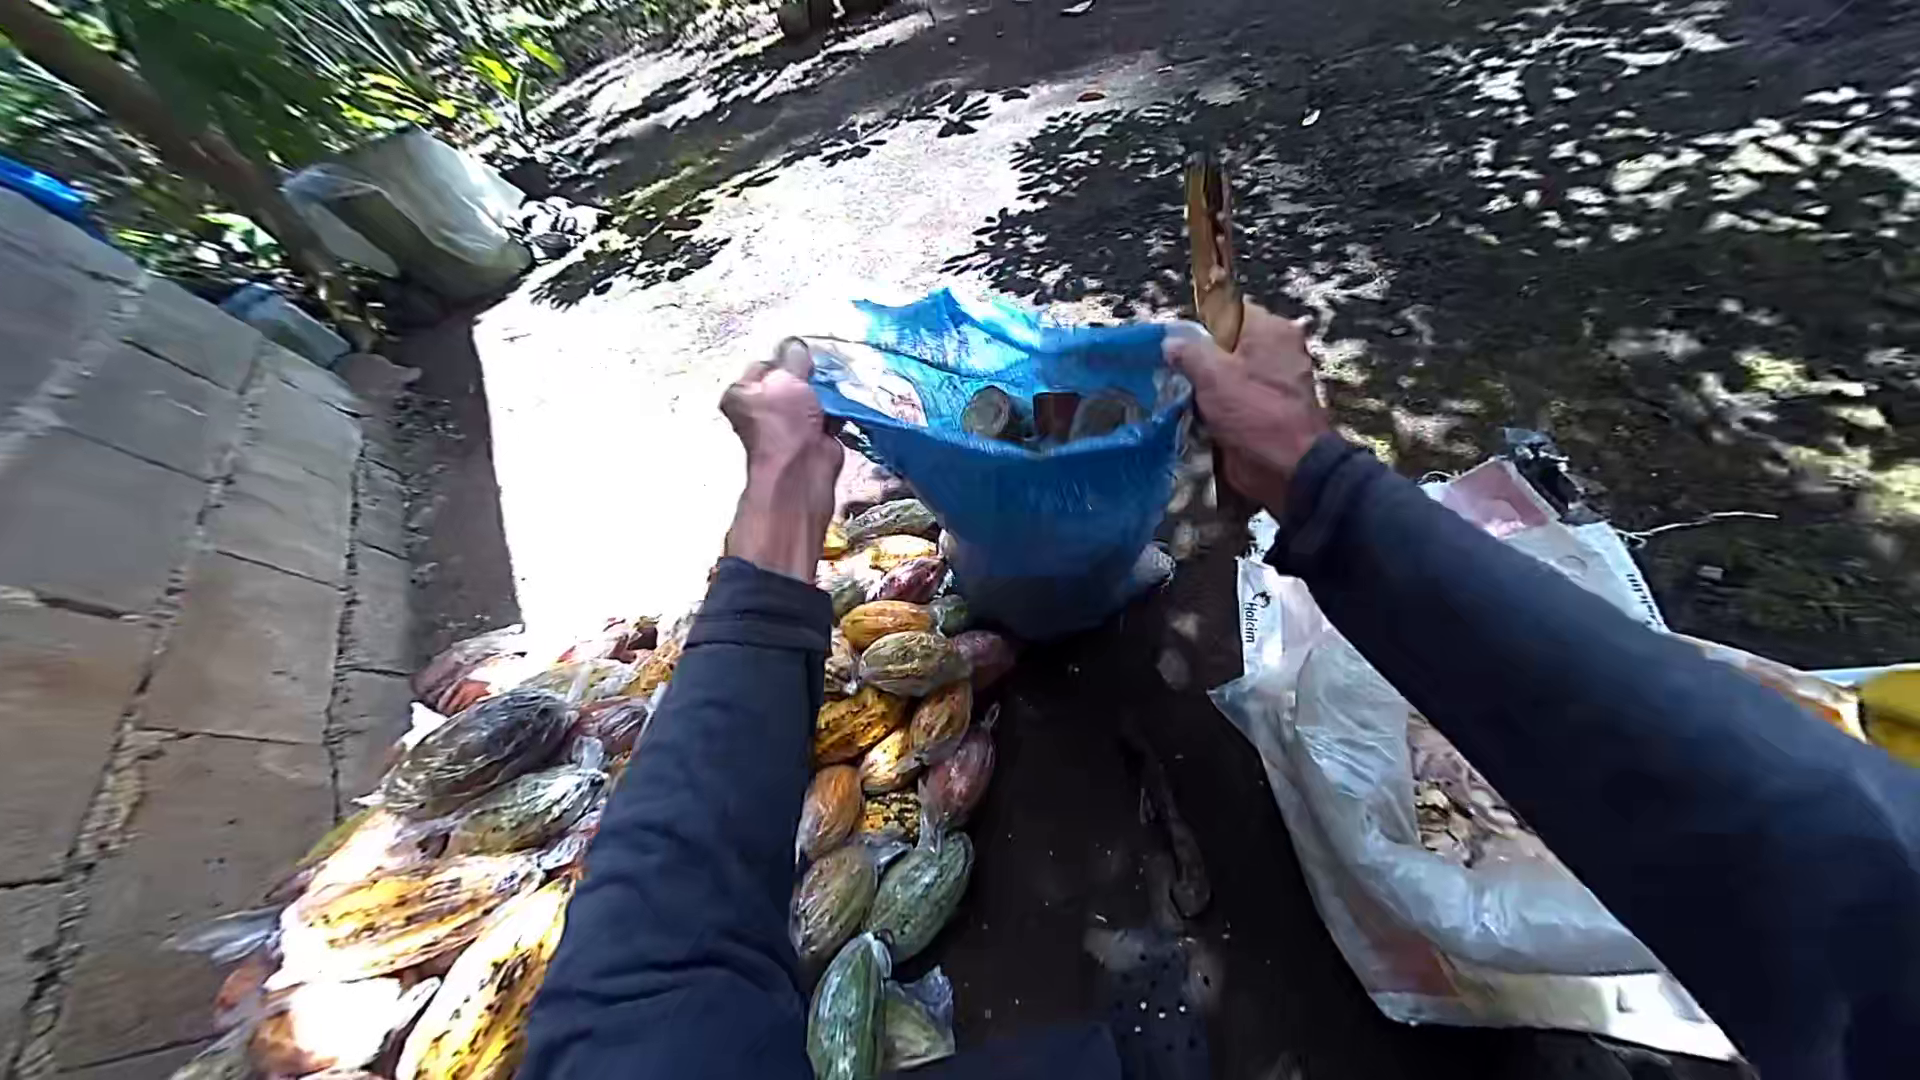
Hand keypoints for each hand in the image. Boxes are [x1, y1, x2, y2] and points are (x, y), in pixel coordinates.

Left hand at [720, 338, 843, 579]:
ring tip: (838, 386)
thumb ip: (792, 357)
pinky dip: (837, 411)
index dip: (787, 359)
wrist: (803, 467)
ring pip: (810, 398)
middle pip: (790, 381)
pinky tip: (845, 404)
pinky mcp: (811, 437)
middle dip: (809, 376)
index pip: (766, 364)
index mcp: (742, 393)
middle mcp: (762, 409)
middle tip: (825, 372)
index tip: (806, 359)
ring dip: (826, 393)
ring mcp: (787, 425)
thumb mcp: (785, 378)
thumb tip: (795, 344)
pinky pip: (826, 416)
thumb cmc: (784, 422)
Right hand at [1165, 303, 1329, 515]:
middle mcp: (1275, 351)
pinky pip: (1231, 400)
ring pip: (1225, 375)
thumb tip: (1170, 342)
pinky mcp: (1264, 410)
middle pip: (1225, 346)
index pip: (1228, 311)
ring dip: (1202, 388)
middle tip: (1171, 374)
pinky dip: (1214, 407)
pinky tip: (1194, 417)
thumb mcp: (1212, 374)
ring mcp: (1271, 383)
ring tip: (1178, 397)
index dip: (1198, 325)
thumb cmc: (1252, 411)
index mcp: (1270, 331)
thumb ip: (1188, 352)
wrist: (1284, 466)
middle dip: (1197, 360)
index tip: (1175, 346)